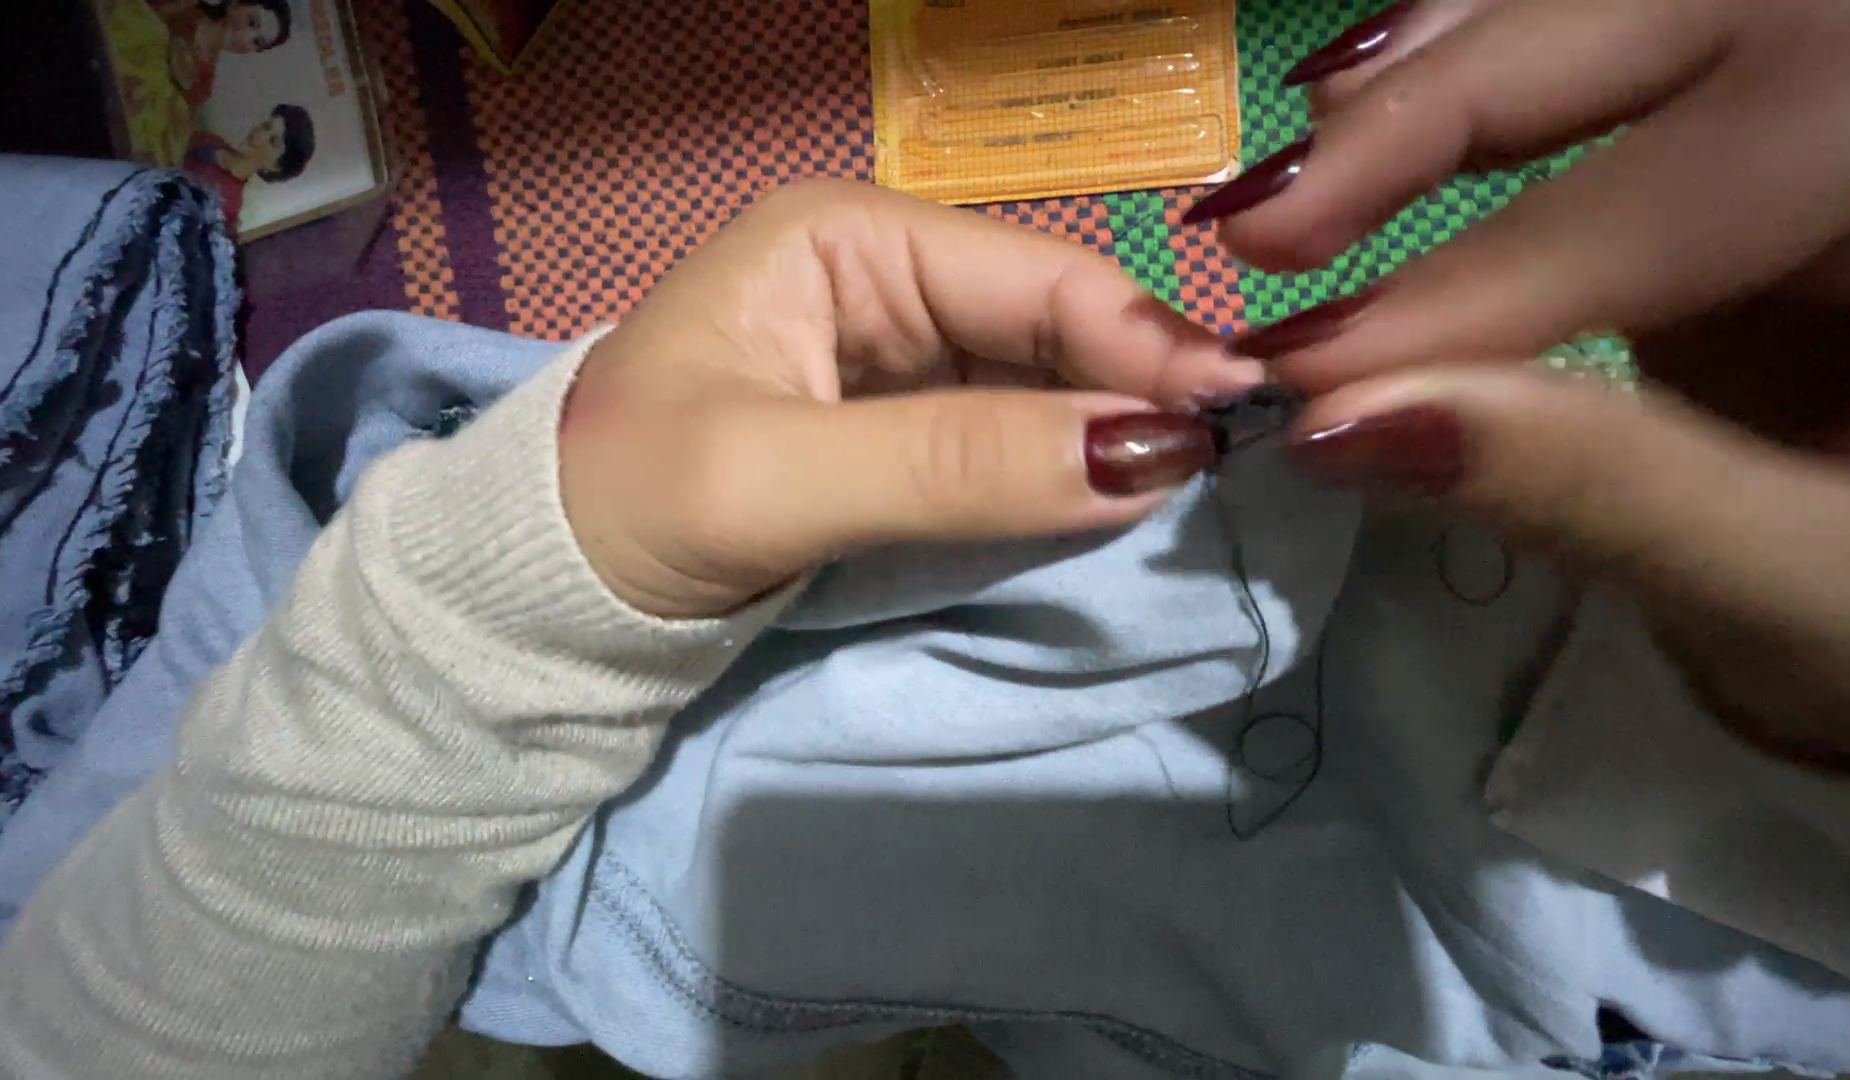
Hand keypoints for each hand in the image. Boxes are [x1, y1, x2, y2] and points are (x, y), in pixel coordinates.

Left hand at [557, 181, 1265, 620]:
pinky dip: (1061, 476)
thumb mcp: (772, 477)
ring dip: (1109, 436)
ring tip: (1189, 479)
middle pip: (1046, 332)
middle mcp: (885, 289)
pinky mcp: (904, 441)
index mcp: (845, 243)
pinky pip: (1007, 448)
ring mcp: (901, 369)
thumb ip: (950, 463)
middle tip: (1227, 454)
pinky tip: (1111, 497)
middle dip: (1134, 390)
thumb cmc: (627, 506)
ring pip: (1039, 392)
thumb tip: (1143, 458)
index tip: (1231, 407)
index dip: (1137, 340)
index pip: (1029, 279)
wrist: (552, 589)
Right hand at [1194, 0, 1849, 771]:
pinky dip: (1463, 102)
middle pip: (1679, 16)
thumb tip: (1338, 427)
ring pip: (1625, 19)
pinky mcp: (1731, 166)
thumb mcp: (1813, 597)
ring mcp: (1826, 121)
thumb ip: (1593, 495)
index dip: (1484, 277)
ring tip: (1297, 160)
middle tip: (1261, 226)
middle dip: (1440, 114)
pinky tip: (1369, 132)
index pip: (1724, 174)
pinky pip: (1597, 87)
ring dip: (1439, 76)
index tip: (1306, 374)